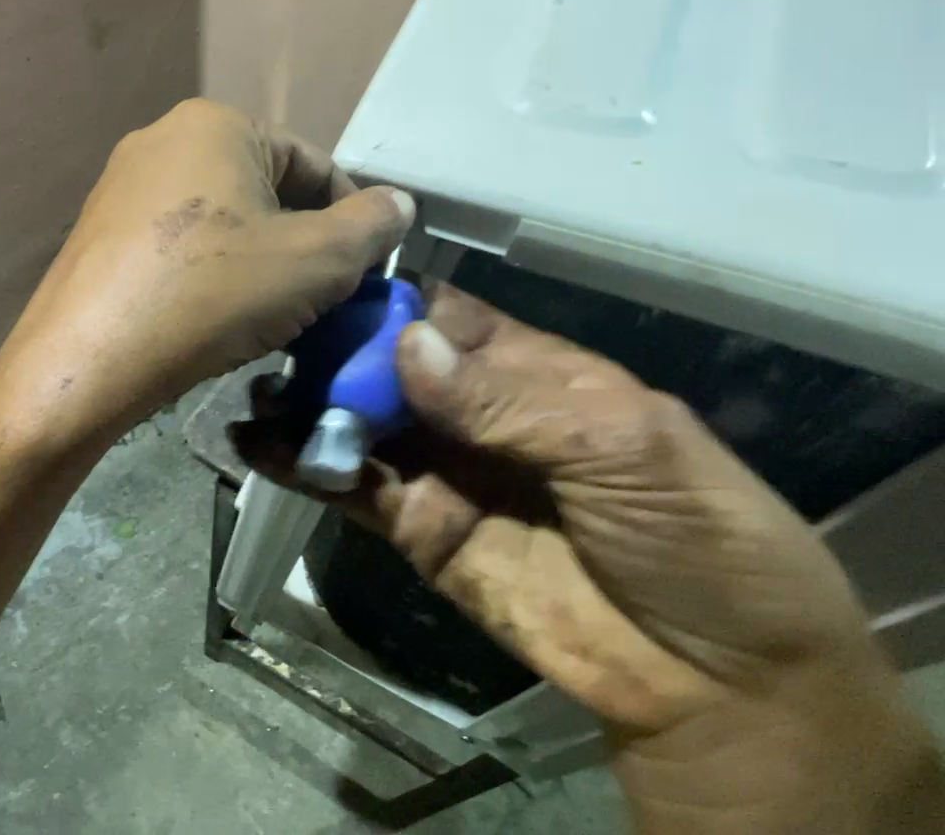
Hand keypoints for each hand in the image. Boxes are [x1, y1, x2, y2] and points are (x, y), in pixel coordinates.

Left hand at [0, 99, 412, 444]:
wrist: (90, 355)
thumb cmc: (211, 292)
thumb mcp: (318, 260)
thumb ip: (371, 225)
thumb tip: (396, 204)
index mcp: (212, 124)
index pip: (311, 162)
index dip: (349, 216)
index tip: (363, 270)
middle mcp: (157, 140)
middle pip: (260, 190)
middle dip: (298, 242)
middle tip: (317, 299)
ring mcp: (118, 187)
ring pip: (215, 222)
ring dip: (253, 262)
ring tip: (267, 316)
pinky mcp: (96, 234)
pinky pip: (172, 246)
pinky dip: (204, 274)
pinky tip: (210, 318)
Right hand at [239, 287, 942, 831]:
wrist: (712, 680)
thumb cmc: (696, 538)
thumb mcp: (622, 449)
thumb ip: (508, 400)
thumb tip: (405, 346)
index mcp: (532, 373)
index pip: (442, 318)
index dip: (387, 302)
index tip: (320, 286)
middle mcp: (473, 412)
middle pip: (384, 366)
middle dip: (330, 353)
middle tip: (267, 342)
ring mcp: (438, 469)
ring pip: (355, 422)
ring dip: (304, 405)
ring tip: (253, 392)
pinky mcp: (412, 526)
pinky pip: (347, 487)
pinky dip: (299, 465)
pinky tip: (254, 444)